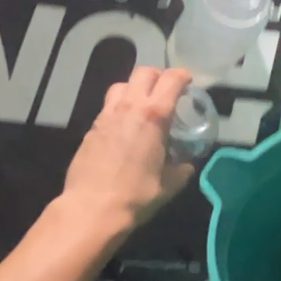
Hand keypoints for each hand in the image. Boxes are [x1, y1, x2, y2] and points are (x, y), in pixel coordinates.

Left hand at [60, 66, 194, 229]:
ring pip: (122, 85)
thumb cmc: (136, 196)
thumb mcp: (168, 185)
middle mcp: (129, 107)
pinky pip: (108, 106)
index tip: (188, 81)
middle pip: (143, 72)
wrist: (92, 208)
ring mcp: (106, 115)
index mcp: (154, 116)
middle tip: (166, 91)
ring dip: (135, 88)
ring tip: (142, 106)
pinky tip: (124, 127)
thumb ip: (181, 170)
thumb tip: (186, 165)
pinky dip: (119, 107)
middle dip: (158, 76)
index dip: (182, 75)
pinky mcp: (92, 127)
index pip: (171, 80)